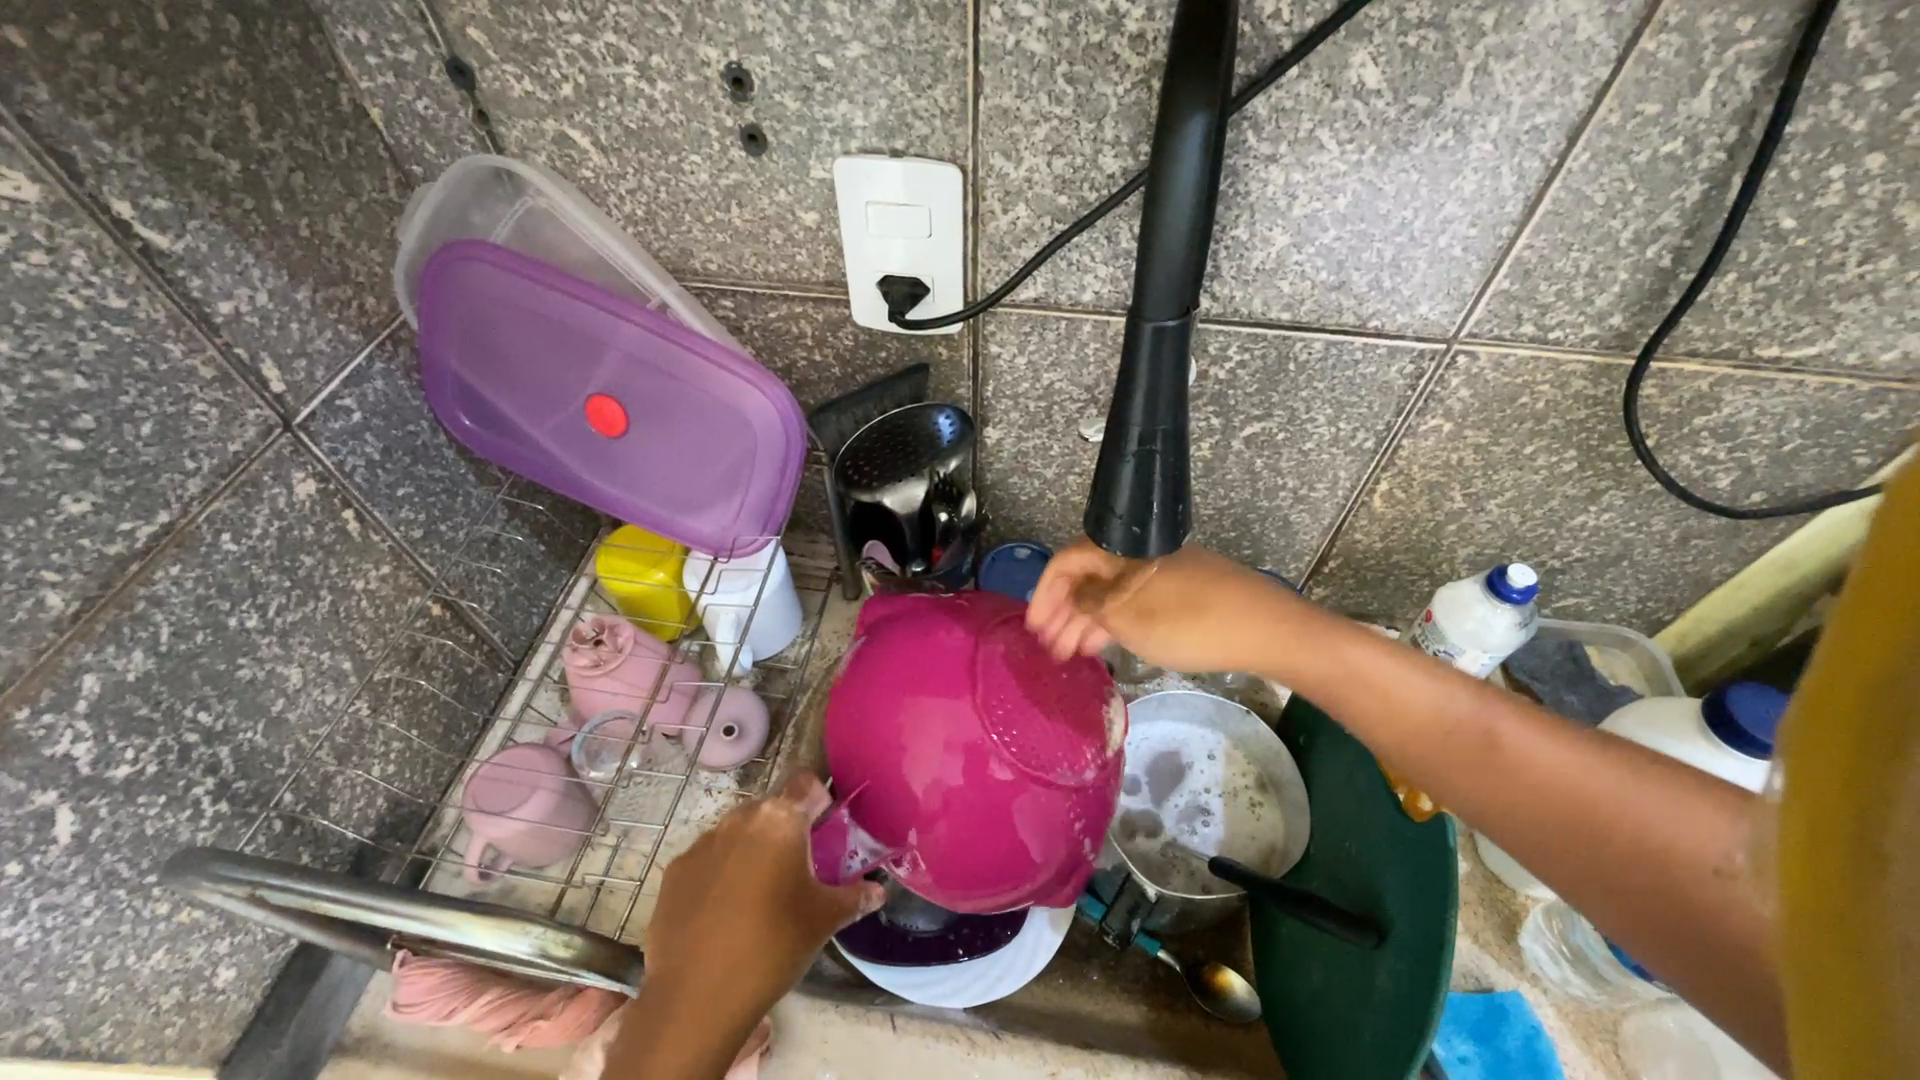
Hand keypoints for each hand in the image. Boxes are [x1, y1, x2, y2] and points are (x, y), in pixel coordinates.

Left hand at [644, 773, 884, 1018]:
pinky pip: (708, 860)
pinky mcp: (674, 872)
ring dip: (752, 851)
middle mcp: (738, 819)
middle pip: (772, 809)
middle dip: (787, 831)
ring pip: (737, 834)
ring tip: (760, 897)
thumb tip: (876, 891)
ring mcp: (701, 844)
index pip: (808, 784)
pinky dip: (720, 875)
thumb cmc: (773, 946)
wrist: (697, 997)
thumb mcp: (824, 921)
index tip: (826, 834)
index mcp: (780, 820)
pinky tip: (724, 915)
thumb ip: (854, 897)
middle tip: (798, 871)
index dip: (820, 803)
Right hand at [1026, 539, 1298, 673]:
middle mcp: (1139, 556)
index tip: (1033, 627)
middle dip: (1064, 611)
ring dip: (1087, 622)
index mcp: (1122, 552)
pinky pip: (1135, 604)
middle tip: (1048, 647)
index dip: (1044, 592)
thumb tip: (1071, 595)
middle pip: (1089, 578)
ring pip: (1113, 595)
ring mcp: (1163, 574)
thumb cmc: (1189, 622)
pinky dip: (1115, 624)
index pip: (1068, 561)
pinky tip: (1105, 646)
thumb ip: (1091, 604)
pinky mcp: (1183, 594)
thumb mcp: (1129, 617)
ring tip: (1069, 654)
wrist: (1266, 629)